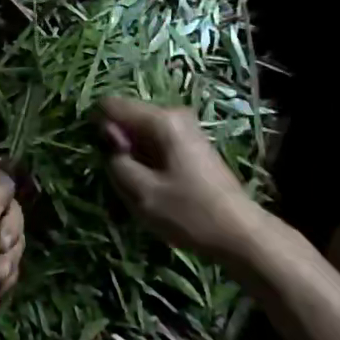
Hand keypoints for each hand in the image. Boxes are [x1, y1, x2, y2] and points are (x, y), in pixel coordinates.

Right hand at [96, 97, 260, 257]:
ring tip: (141, 189)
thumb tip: (108, 139)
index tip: (104, 158)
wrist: (240, 233)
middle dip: (118, 144)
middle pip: (128, 117)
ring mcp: (185, 128)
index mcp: (162, 120)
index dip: (99, 127)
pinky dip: (148, 161)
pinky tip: (157, 188)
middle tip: (125, 181)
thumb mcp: (142, 193)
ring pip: (141, 132)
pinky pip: (156, 142)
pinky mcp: (191, 143)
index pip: (112, 105)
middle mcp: (174, 114)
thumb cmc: (190, 213)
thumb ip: (117, 161)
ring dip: (133, 156)